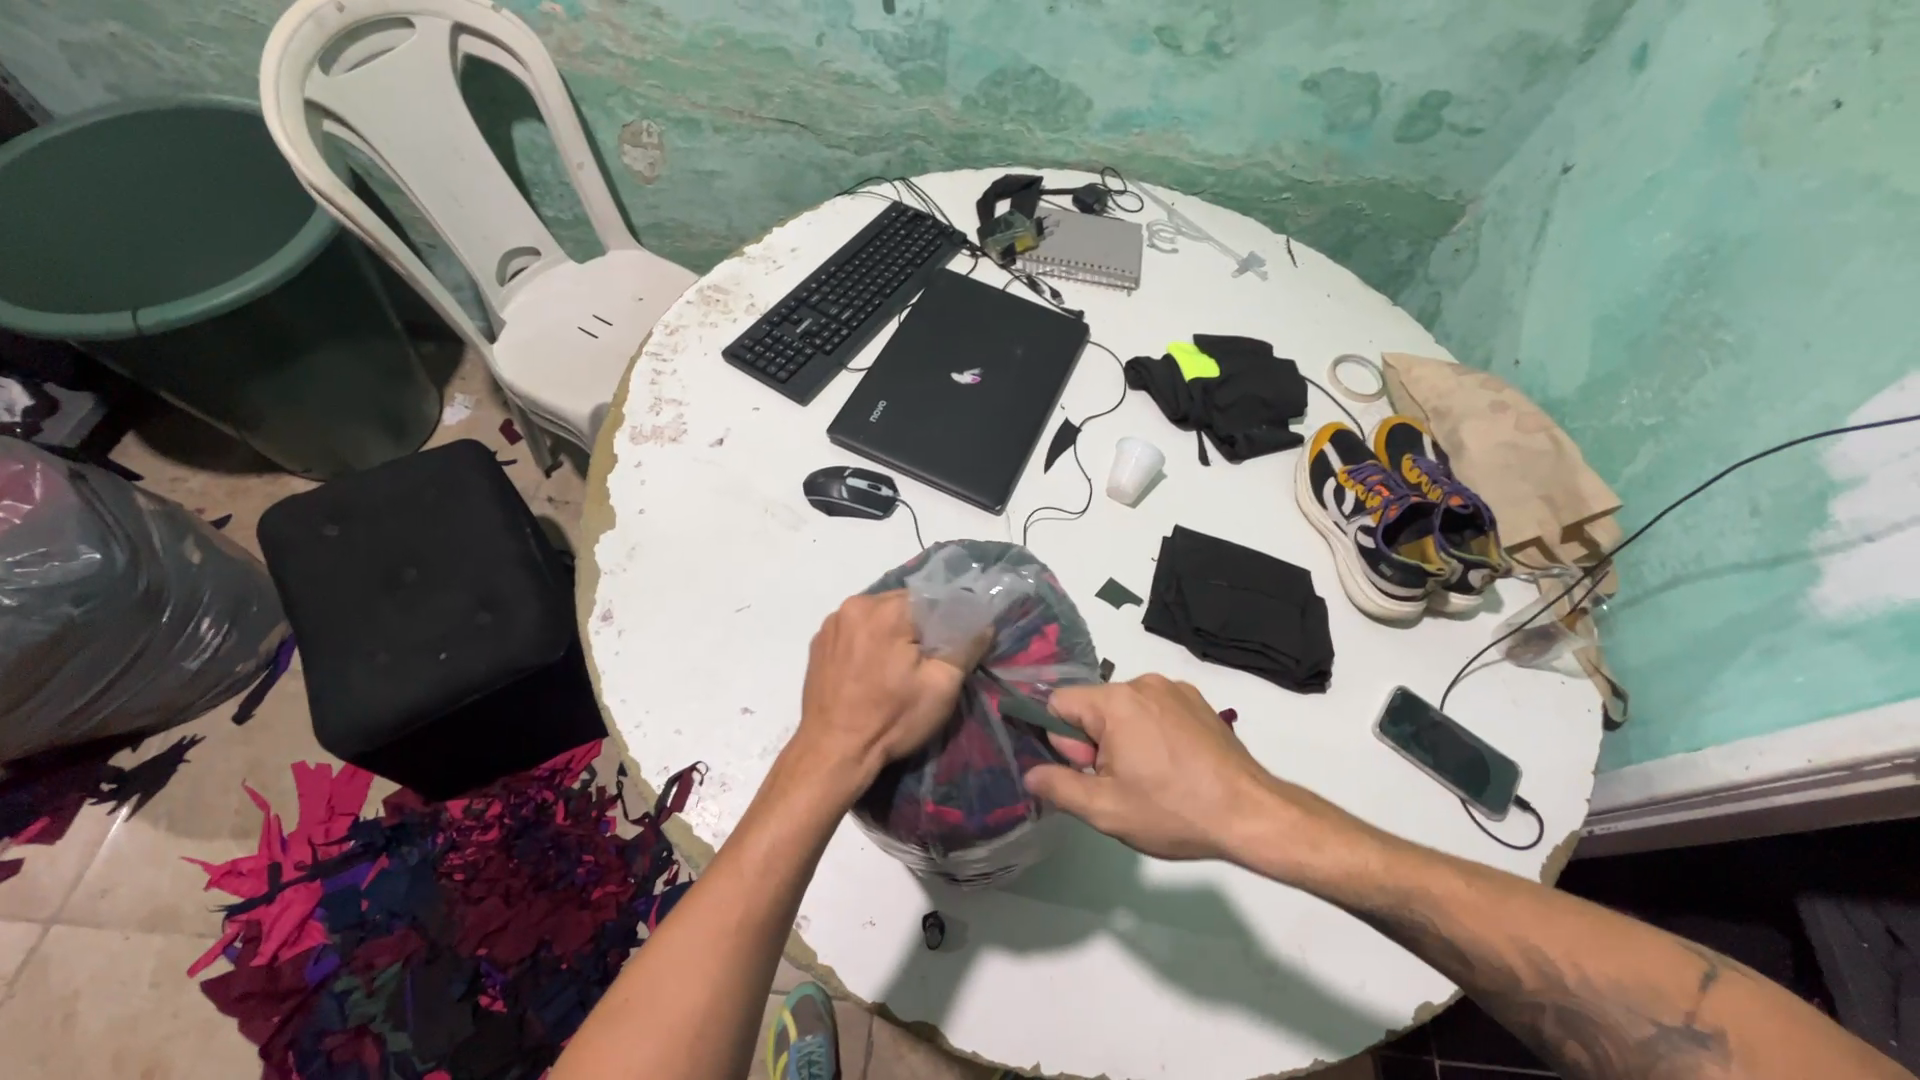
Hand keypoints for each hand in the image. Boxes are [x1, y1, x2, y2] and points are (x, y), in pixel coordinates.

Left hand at [793, 591, 984, 788]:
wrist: (833, 752)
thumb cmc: (891, 720)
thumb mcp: (941, 687)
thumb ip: (965, 648)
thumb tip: (983, 625)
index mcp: (885, 611)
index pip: (928, 598)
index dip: (945, 620)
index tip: (950, 645)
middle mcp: (853, 606)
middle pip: (900, 604)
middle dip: (916, 626)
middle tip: (925, 660)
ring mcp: (831, 624)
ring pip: (876, 616)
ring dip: (890, 632)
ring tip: (896, 666)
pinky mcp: (818, 643)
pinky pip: (854, 630)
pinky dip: (867, 642)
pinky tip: (870, 670)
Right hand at [1024, 676, 1355, 869]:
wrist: (1251, 815)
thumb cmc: (1173, 810)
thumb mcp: (1105, 809)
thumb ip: (1058, 787)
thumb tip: (1030, 773)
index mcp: (1116, 701)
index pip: (1058, 703)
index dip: (1063, 742)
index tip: (1089, 772)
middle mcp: (1144, 683)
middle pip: (1093, 707)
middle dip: (1094, 743)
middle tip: (1121, 784)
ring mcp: (1175, 689)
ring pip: (1124, 711)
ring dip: (1124, 740)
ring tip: (1151, 780)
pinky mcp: (1198, 702)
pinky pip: (1155, 711)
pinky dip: (1152, 734)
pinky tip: (1174, 768)